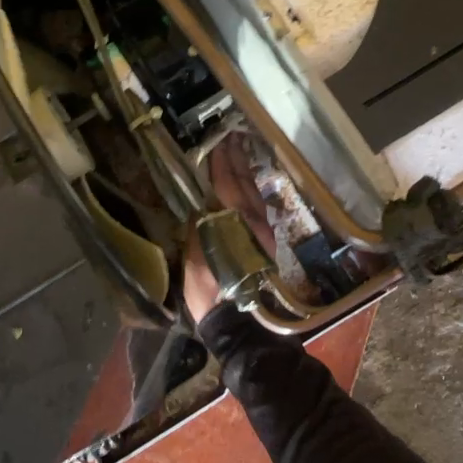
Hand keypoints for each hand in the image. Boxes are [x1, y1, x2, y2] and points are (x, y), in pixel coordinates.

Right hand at [180, 134, 277, 324]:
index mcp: (235, 226)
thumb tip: (201, 205)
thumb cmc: (211, 295)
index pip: (229, 187)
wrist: (238, 325)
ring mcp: (264, 234)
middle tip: (230, 137)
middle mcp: (255, 225)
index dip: (223, 165)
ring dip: (246, 172)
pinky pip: (260, 207)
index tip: (219, 143)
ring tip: (239, 150)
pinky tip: (247, 182)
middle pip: (246, 186)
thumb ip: (199, 230)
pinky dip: (252, 190)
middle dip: (237, 161)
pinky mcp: (267, 243)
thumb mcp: (196, 262)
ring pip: (256, 195)